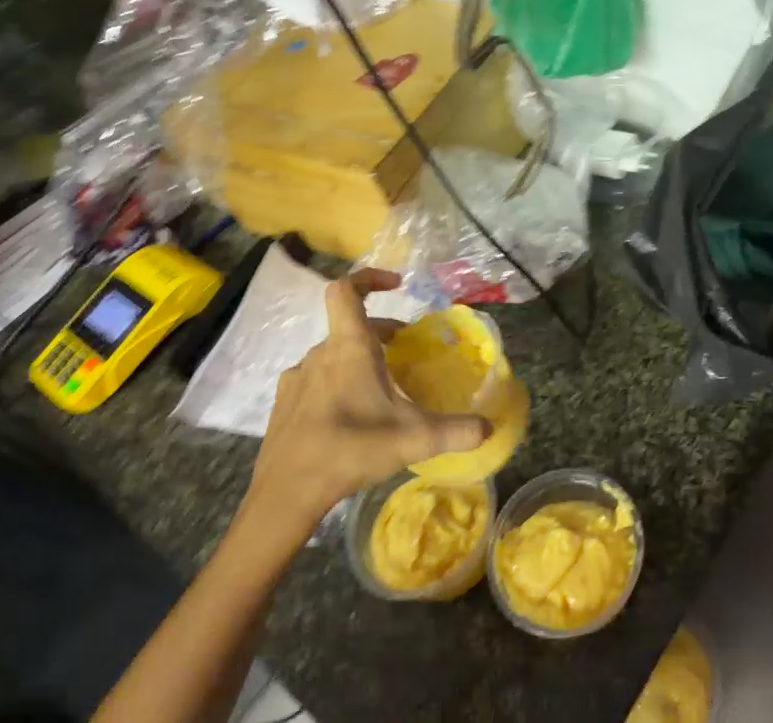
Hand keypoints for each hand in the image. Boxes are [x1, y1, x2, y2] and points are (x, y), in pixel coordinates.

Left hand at [234, 269, 489, 550]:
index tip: (396, 285)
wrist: (286, 494)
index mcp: (349, 348)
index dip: (370, 277)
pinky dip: (337, 385)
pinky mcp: (283, 405)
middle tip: (406, 352)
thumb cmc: (351, 449)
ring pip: (332, 354)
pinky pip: (315, 381)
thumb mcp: (415, 440)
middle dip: (381, 332)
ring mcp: (297, 379)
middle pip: (350, 326)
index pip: (347, 289)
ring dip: (358, 360)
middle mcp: (319, 355)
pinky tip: (352, 417)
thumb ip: (458, 430)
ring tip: (382, 389)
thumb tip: (489, 427)